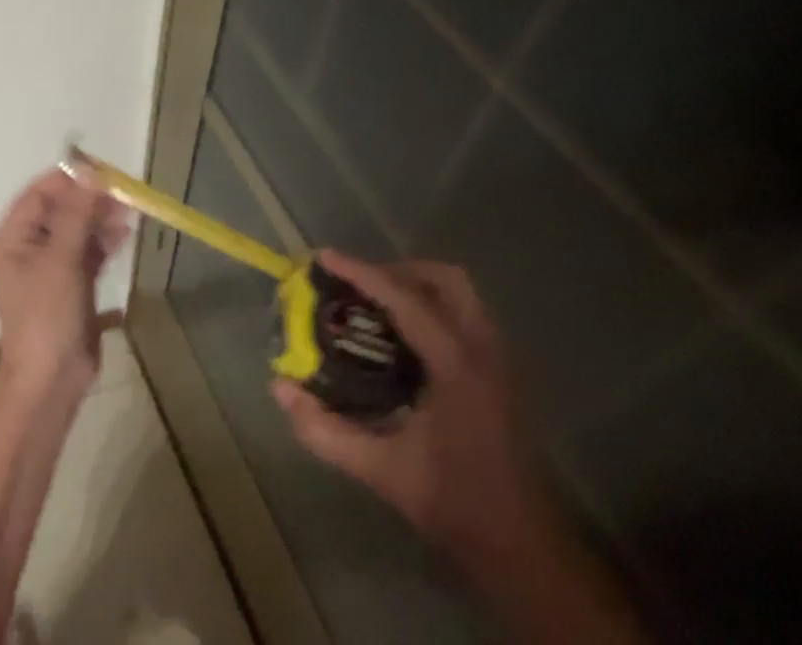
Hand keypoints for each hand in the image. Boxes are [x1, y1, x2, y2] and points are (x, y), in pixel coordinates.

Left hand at [0, 168, 127, 387]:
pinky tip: (124, 235)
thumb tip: (90, 171)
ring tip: (129, 214)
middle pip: (61, 210)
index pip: (40, 194)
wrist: (51, 376)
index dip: (70, 179)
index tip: (104, 171)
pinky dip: (104, 242)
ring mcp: (51, 267)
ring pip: (77, 230)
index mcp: (13, 237)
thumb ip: (77, 213)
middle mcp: (29, 247)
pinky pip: (88, 252)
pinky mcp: (72, 284)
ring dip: (100, 220)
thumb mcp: (61, 258)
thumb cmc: (47, 314)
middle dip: (90, 200)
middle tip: (124, 194)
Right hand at [271, 251, 556, 564]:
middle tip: (353, 286)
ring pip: (459, 297)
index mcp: (458, 367)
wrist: (521, 542)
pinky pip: (464, 318)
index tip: (323, 258)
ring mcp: (500, 362)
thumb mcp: (378, 468)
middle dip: (396, 271)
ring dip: (414, 288)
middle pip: (445, 280)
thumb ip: (323, 429)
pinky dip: (429, 310)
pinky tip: (396, 341)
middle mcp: (485, 352)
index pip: (406, 300)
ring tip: (368, 308)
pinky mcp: (500, 375)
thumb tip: (280, 387)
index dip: (362, 273)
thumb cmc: (453, 502)